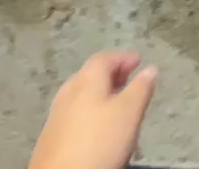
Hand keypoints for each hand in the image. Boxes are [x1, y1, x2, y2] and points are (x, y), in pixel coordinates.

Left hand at [28, 50, 158, 168]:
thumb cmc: (99, 141)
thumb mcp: (130, 111)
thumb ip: (141, 87)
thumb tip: (150, 69)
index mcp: (86, 82)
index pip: (103, 58)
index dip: (122, 57)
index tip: (139, 62)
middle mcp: (67, 95)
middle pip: (88, 75)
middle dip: (109, 74)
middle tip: (128, 79)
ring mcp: (54, 118)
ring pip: (78, 96)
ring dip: (97, 94)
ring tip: (115, 104)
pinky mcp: (49, 140)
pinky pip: (71, 115)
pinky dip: (87, 112)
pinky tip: (95, 127)